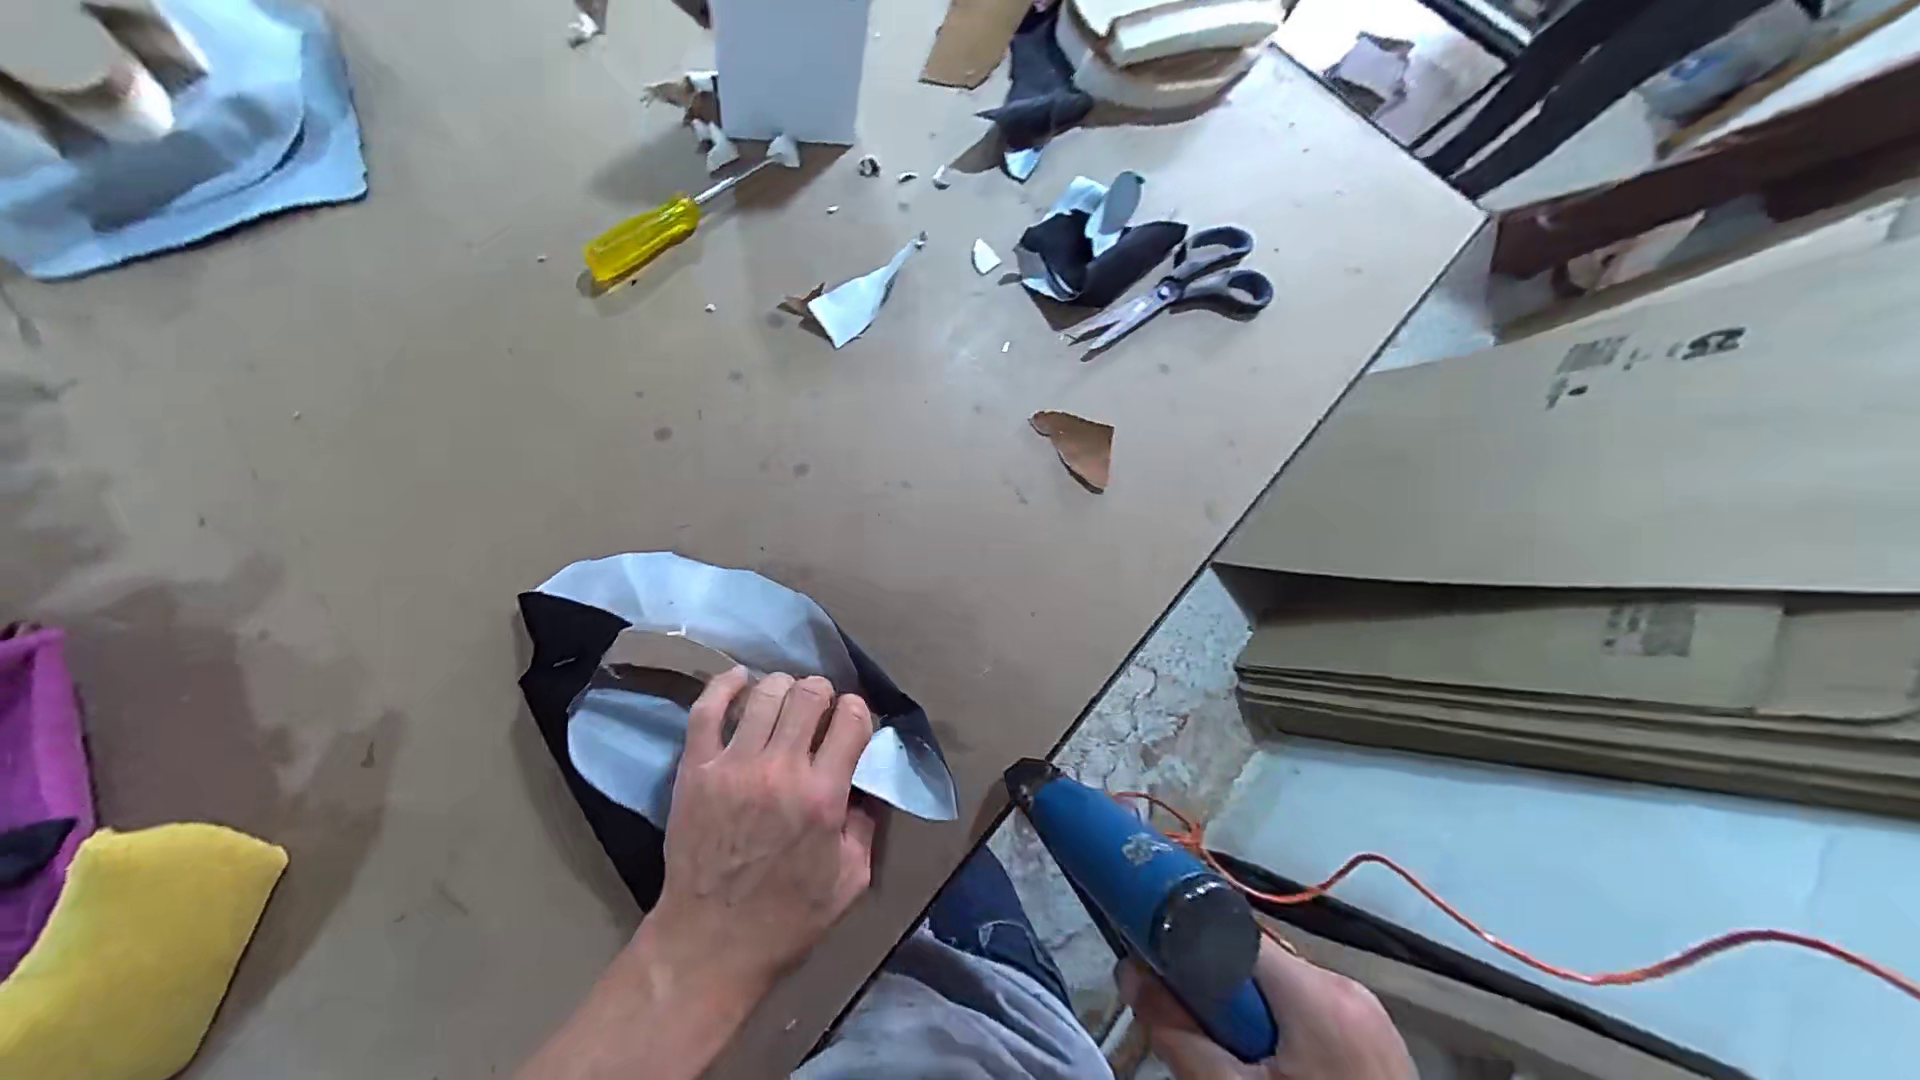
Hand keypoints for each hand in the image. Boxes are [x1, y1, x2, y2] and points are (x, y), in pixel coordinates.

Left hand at [645, 668, 878, 999]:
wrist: (709, 943)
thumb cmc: (787, 917)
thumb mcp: (851, 878)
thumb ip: (867, 823)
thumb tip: (866, 781)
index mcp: (824, 796)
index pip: (852, 718)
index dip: (858, 712)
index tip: (852, 724)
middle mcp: (781, 770)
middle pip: (810, 694)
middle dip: (824, 694)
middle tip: (820, 713)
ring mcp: (734, 765)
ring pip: (766, 692)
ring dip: (784, 688)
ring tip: (784, 704)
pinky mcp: (696, 769)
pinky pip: (708, 708)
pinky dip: (726, 684)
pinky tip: (740, 679)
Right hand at [1118, 937, 1412, 1079]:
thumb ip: (1177, 1034)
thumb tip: (1129, 974)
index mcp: (1315, 991)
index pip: (1234, 934)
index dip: (1196, 952)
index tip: (1170, 979)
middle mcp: (1347, 986)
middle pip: (1258, 962)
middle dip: (1226, 994)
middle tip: (1215, 1043)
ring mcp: (1371, 1013)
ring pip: (1284, 987)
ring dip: (1256, 1014)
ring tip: (1252, 1069)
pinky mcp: (1382, 1039)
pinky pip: (1315, 1011)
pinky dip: (1290, 1031)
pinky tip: (1286, 1075)